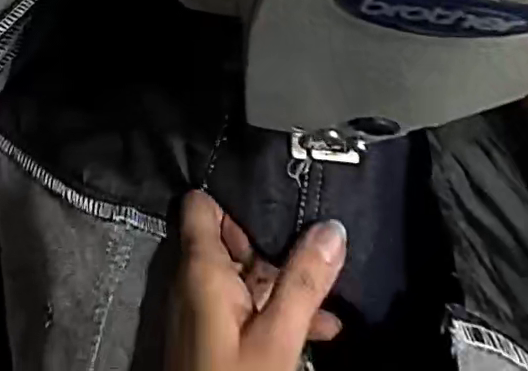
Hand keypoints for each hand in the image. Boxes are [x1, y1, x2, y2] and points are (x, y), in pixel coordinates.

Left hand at [167, 190, 346, 370]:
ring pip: (244, 275)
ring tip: (327, 290)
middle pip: (231, 237)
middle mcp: (194, 282)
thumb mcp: (277, 338)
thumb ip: (303, 280)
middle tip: (311, 245)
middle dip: (274, 242)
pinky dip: (276, 309)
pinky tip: (319, 327)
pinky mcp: (213, 338)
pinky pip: (245, 307)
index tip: (272, 189)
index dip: (232, 191)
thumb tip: (333, 228)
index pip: (202, 204)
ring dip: (283, 281)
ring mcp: (202, 311)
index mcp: (201, 268)